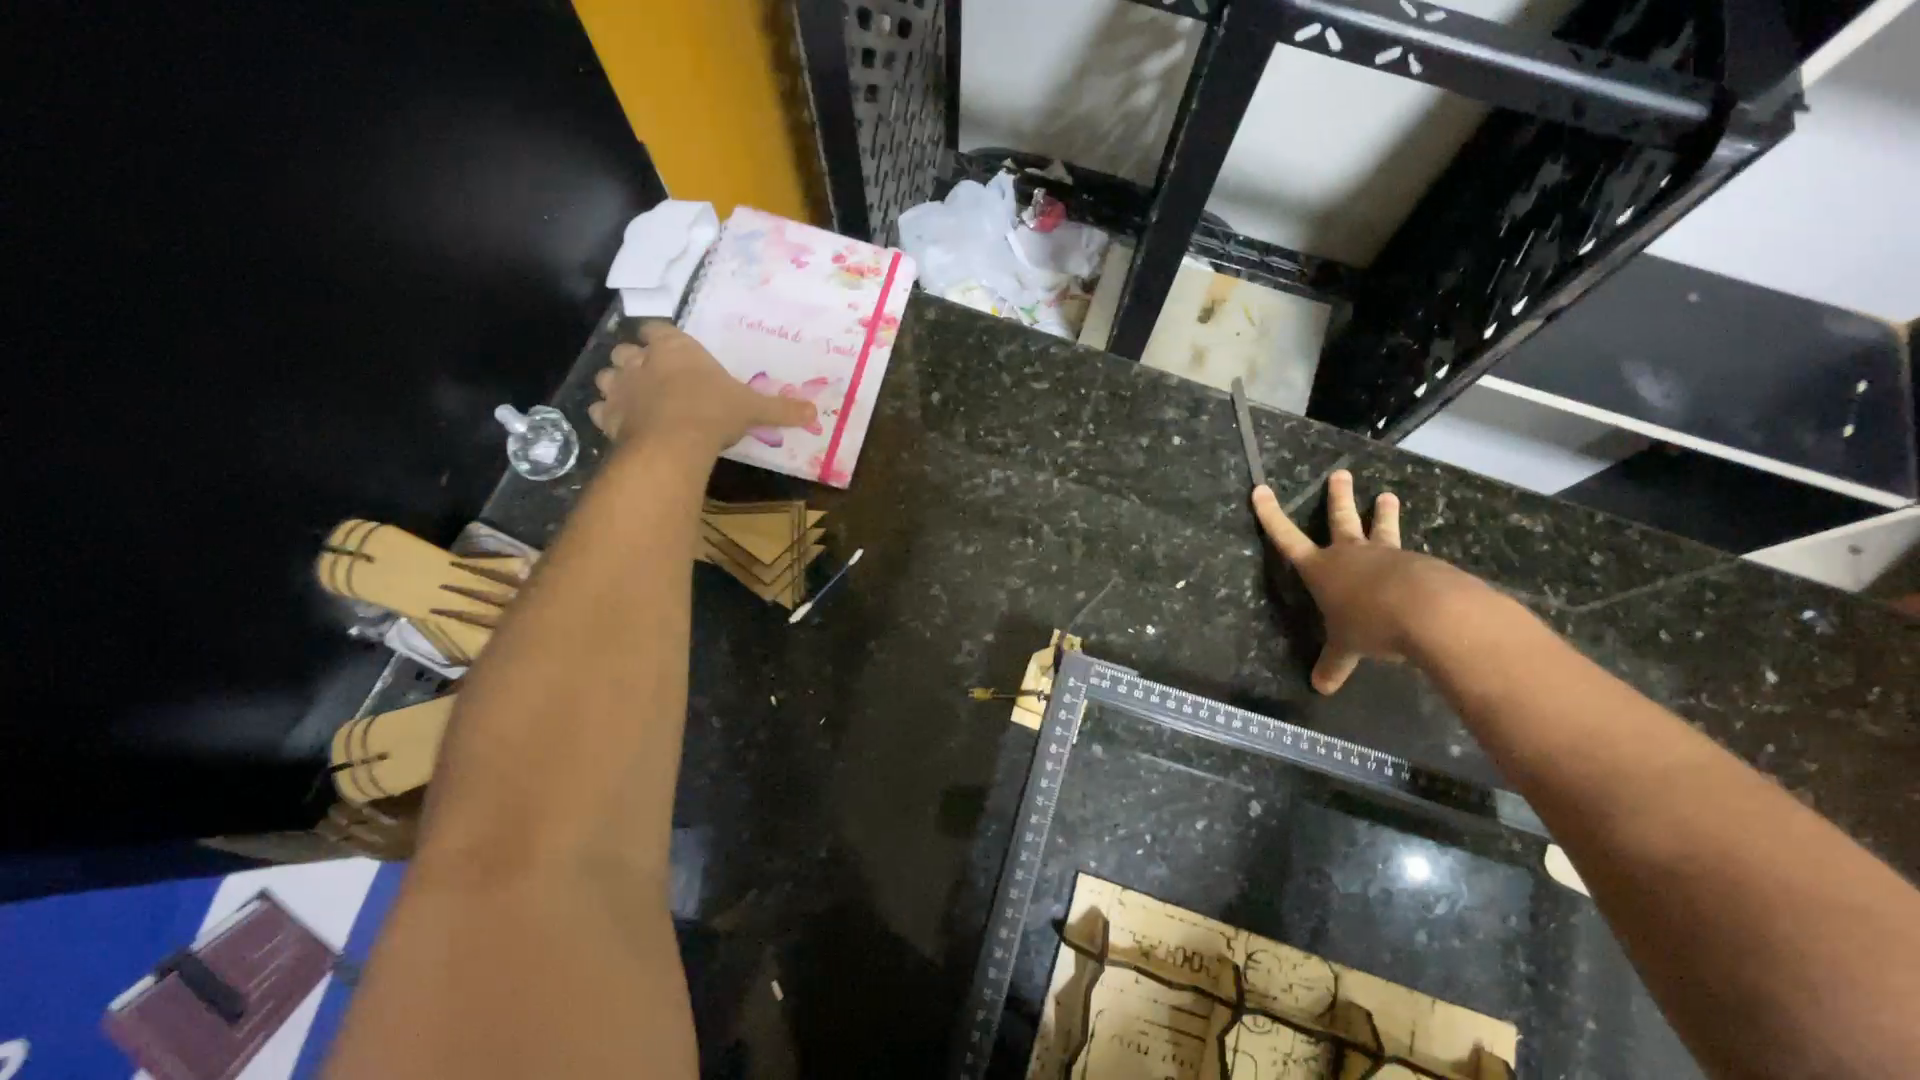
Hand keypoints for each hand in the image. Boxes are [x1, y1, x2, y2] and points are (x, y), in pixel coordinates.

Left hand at [587, 321, 816, 450]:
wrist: (673, 442)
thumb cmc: (714, 412)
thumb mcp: (752, 408)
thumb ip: (779, 408)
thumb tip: (815, 412)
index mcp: (675, 347)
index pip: (657, 329)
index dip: (661, 339)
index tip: (669, 351)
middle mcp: (641, 360)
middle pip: (626, 350)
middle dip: (634, 361)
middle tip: (653, 379)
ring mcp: (620, 388)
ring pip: (606, 376)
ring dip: (616, 385)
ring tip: (634, 401)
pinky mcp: (607, 416)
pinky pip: (599, 410)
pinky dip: (607, 416)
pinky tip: (622, 426)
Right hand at [1252, 470, 1477, 694]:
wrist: (1427, 610)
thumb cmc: (1370, 624)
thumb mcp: (1347, 648)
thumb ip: (1334, 664)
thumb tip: (1321, 687)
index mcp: (1321, 568)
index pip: (1287, 538)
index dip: (1271, 516)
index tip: (1261, 489)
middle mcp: (1350, 554)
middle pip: (1340, 519)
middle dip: (1338, 497)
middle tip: (1341, 474)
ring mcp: (1385, 555)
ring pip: (1381, 528)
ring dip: (1384, 512)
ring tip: (1388, 496)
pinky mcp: (1417, 563)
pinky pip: (1409, 557)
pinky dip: (1410, 558)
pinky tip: (1418, 565)